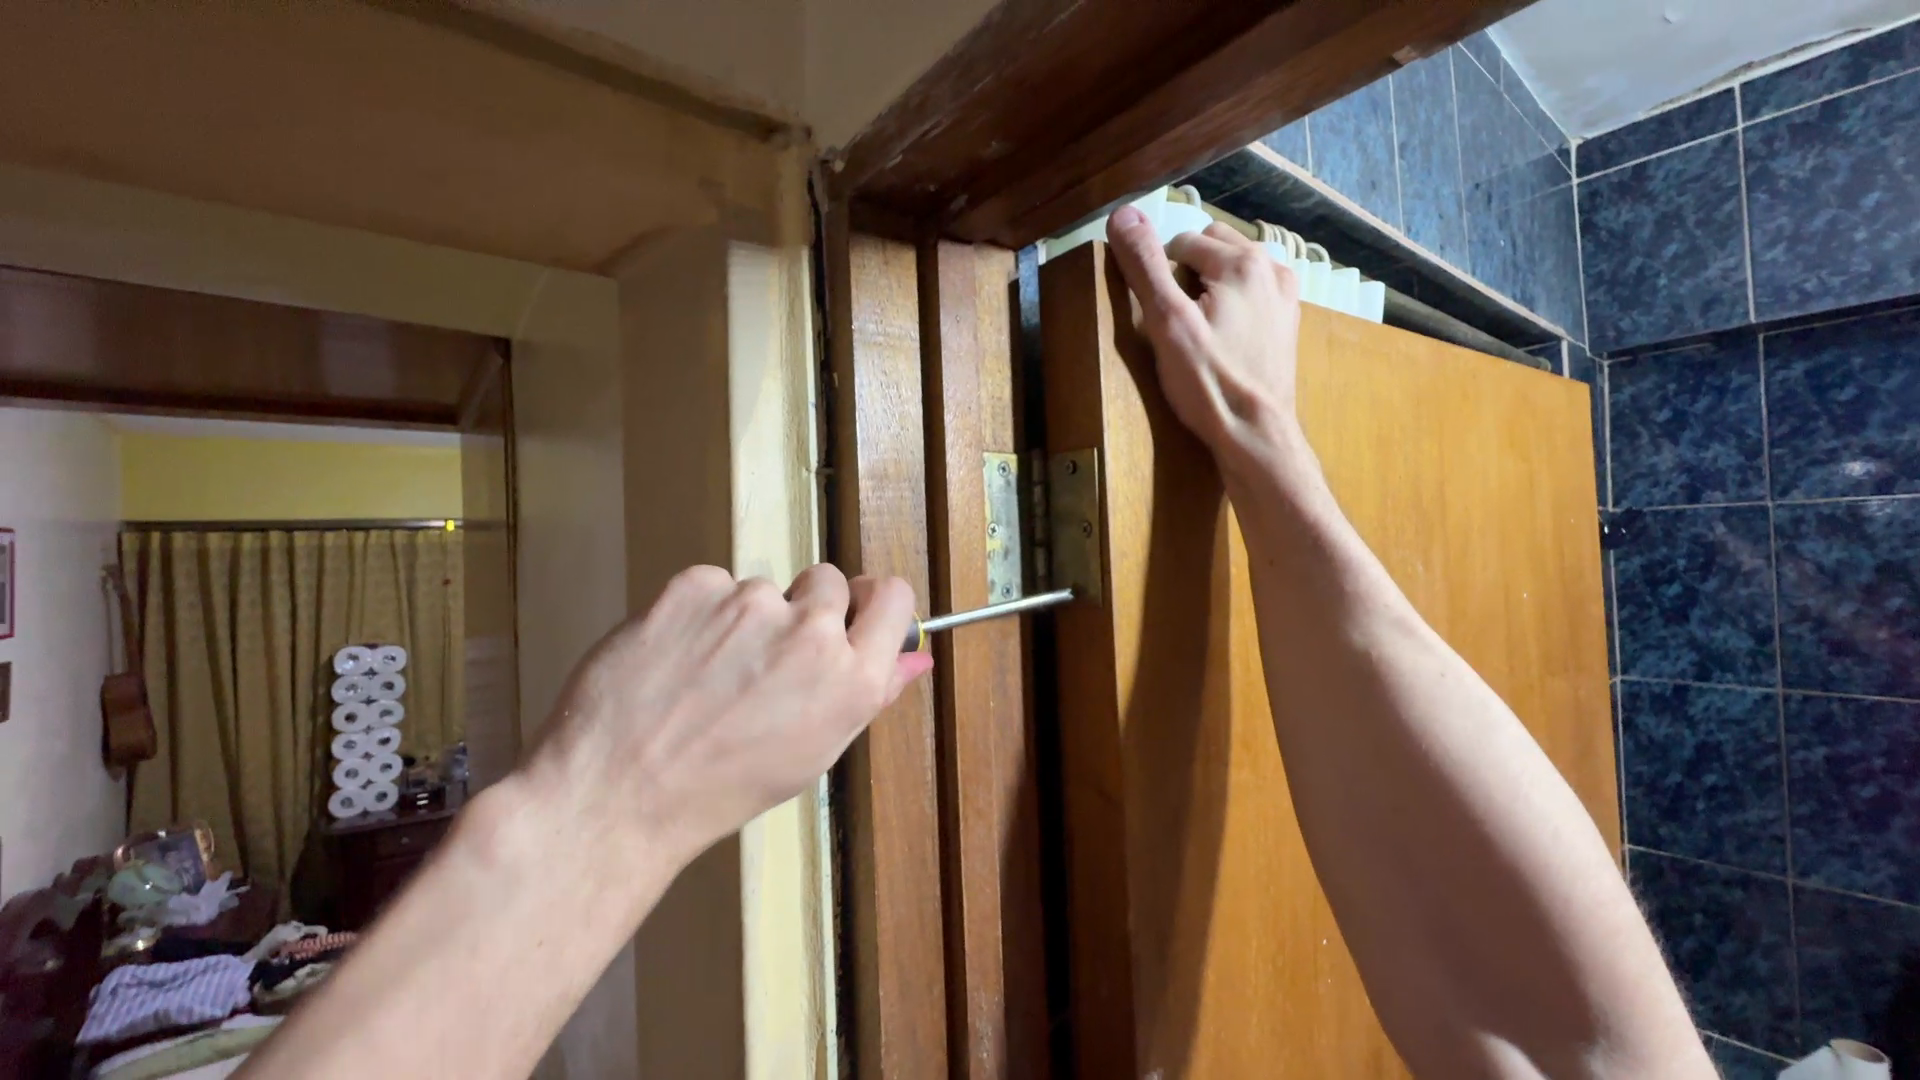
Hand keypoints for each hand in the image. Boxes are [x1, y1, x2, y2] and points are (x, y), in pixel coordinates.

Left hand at [521, 564, 932, 868]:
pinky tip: (675, 656)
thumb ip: (872, 692)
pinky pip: (712, 584)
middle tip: (763, 658)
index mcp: (852, 680)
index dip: (870, 602)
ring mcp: (751, 604)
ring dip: (744, 618)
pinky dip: (698, 612)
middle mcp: (812, 633)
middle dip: (804, 610)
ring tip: (706, 672)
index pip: (893, 596)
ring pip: (763, 588)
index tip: (848, 614)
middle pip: (829, 581)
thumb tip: (918, 657)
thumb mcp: (815, 751)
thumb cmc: (723, 787)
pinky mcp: (694, 586)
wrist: (616, 793)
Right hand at [1105, 205, 1305, 463]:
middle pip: (1212, 246)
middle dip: (1187, 272)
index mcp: (1241, 262)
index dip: (1160, 276)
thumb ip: (1145, 267)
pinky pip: (1252, 291)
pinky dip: (1233, 301)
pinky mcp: (1287, 321)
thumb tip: (1121, 213)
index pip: (1181, 242)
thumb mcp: (1167, 324)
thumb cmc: (1208, 383)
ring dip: (1211, 284)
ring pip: (1234, 267)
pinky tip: (1223, 336)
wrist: (1255, 434)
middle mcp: (1271, 267)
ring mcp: (1285, 295)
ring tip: (1198, 328)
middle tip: (1176, 320)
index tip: (1159, 316)